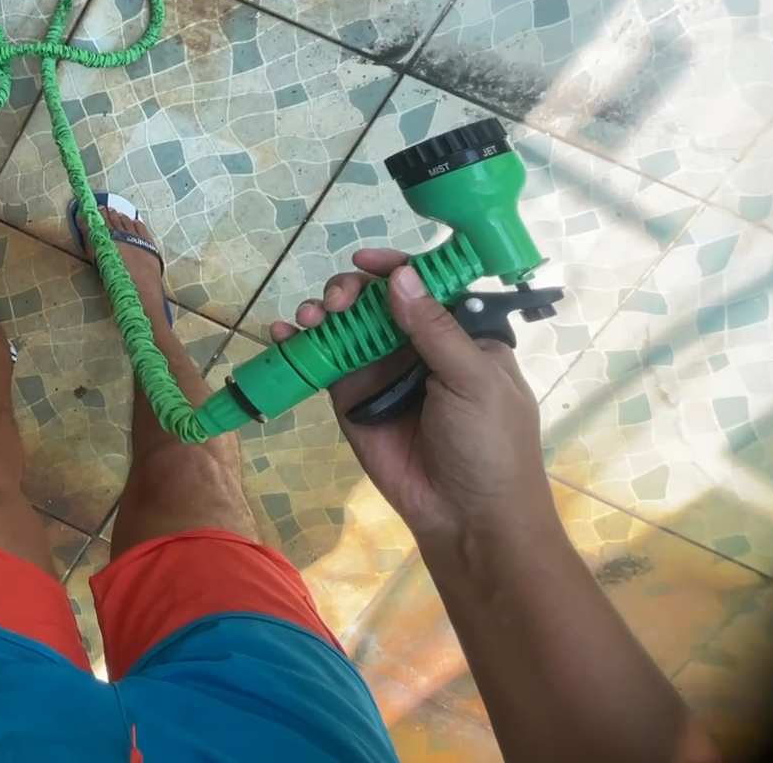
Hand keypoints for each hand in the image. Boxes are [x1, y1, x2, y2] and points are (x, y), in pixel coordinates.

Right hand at [271, 250, 555, 544]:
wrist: (461, 512)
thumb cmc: (488, 445)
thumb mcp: (473, 382)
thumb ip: (434, 330)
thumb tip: (400, 277)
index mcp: (459, 337)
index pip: (426, 288)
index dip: (398, 267)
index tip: (368, 261)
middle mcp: (414, 345)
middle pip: (374, 299)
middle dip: (350, 289)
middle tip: (338, 302)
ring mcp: (377, 367)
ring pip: (342, 323)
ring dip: (320, 310)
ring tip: (310, 318)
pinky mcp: (346, 391)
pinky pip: (318, 357)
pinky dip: (295, 341)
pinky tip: (283, 335)